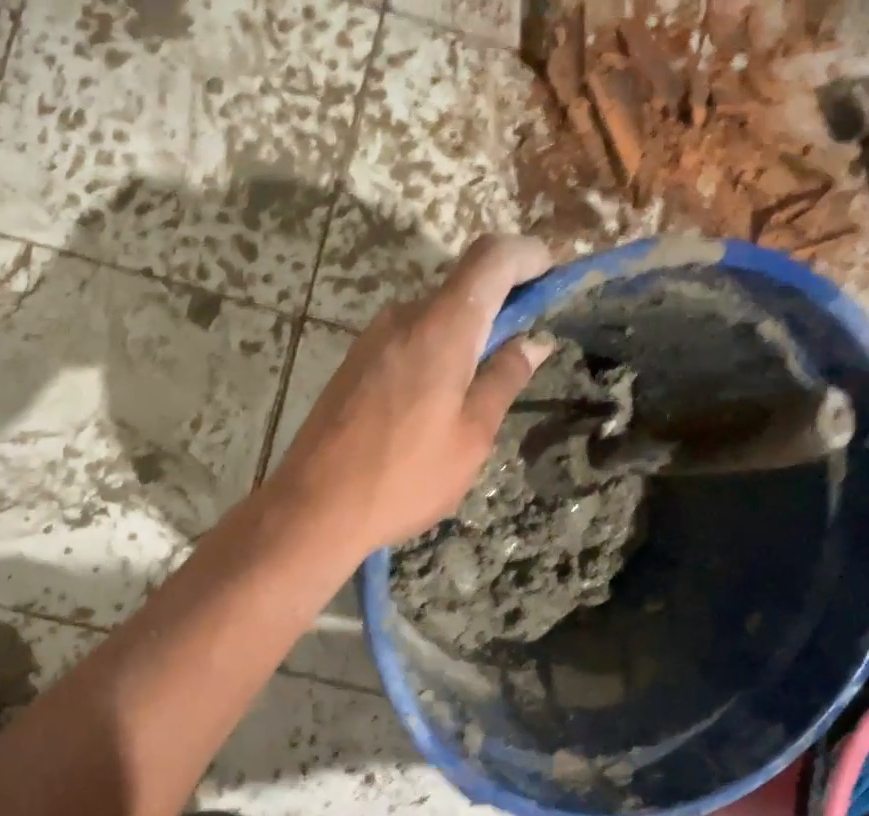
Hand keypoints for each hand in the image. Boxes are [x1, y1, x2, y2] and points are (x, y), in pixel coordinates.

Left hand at [269, 234, 555, 550]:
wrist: (314, 507)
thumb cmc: (404, 477)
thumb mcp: (471, 436)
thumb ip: (504, 380)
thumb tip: (534, 341)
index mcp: (440, 327)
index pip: (491, 257)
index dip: (528, 255)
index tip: (554, 275)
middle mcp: (402, 319)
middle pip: (461, 289)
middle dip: (501, 306)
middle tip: (527, 348)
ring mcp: (371, 340)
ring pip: (433, 319)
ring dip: (466, 337)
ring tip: (483, 390)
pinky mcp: (353, 365)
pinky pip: (407, 343)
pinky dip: (436, 354)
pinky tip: (439, 404)